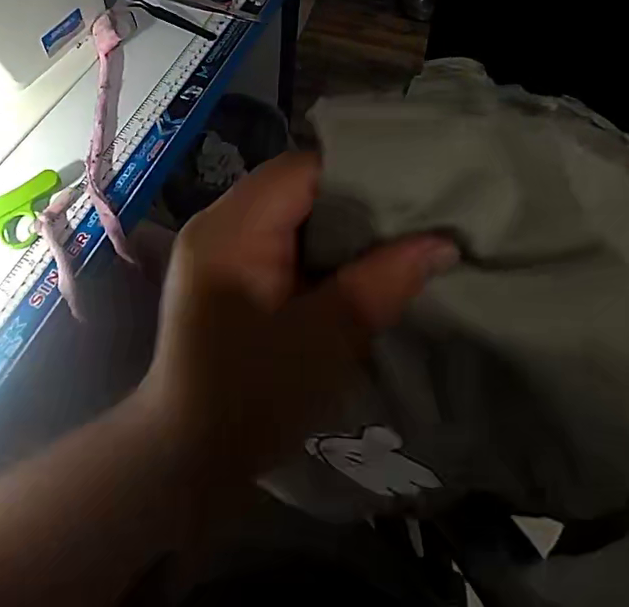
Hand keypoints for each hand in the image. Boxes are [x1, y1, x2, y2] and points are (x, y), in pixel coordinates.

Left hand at [131, 151, 457, 482]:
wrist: (184, 458)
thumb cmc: (252, 398)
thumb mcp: (327, 339)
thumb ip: (383, 282)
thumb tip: (444, 242)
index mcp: (232, 229)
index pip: (301, 169)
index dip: (358, 173)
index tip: (409, 192)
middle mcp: (217, 222)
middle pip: (294, 183)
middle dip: (351, 199)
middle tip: (407, 218)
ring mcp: (215, 245)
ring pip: (288, 207)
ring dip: (334, 223)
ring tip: (387, 238)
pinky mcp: (223, 269)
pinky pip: (277, 233)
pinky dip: (314, 243)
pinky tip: (348, 264)